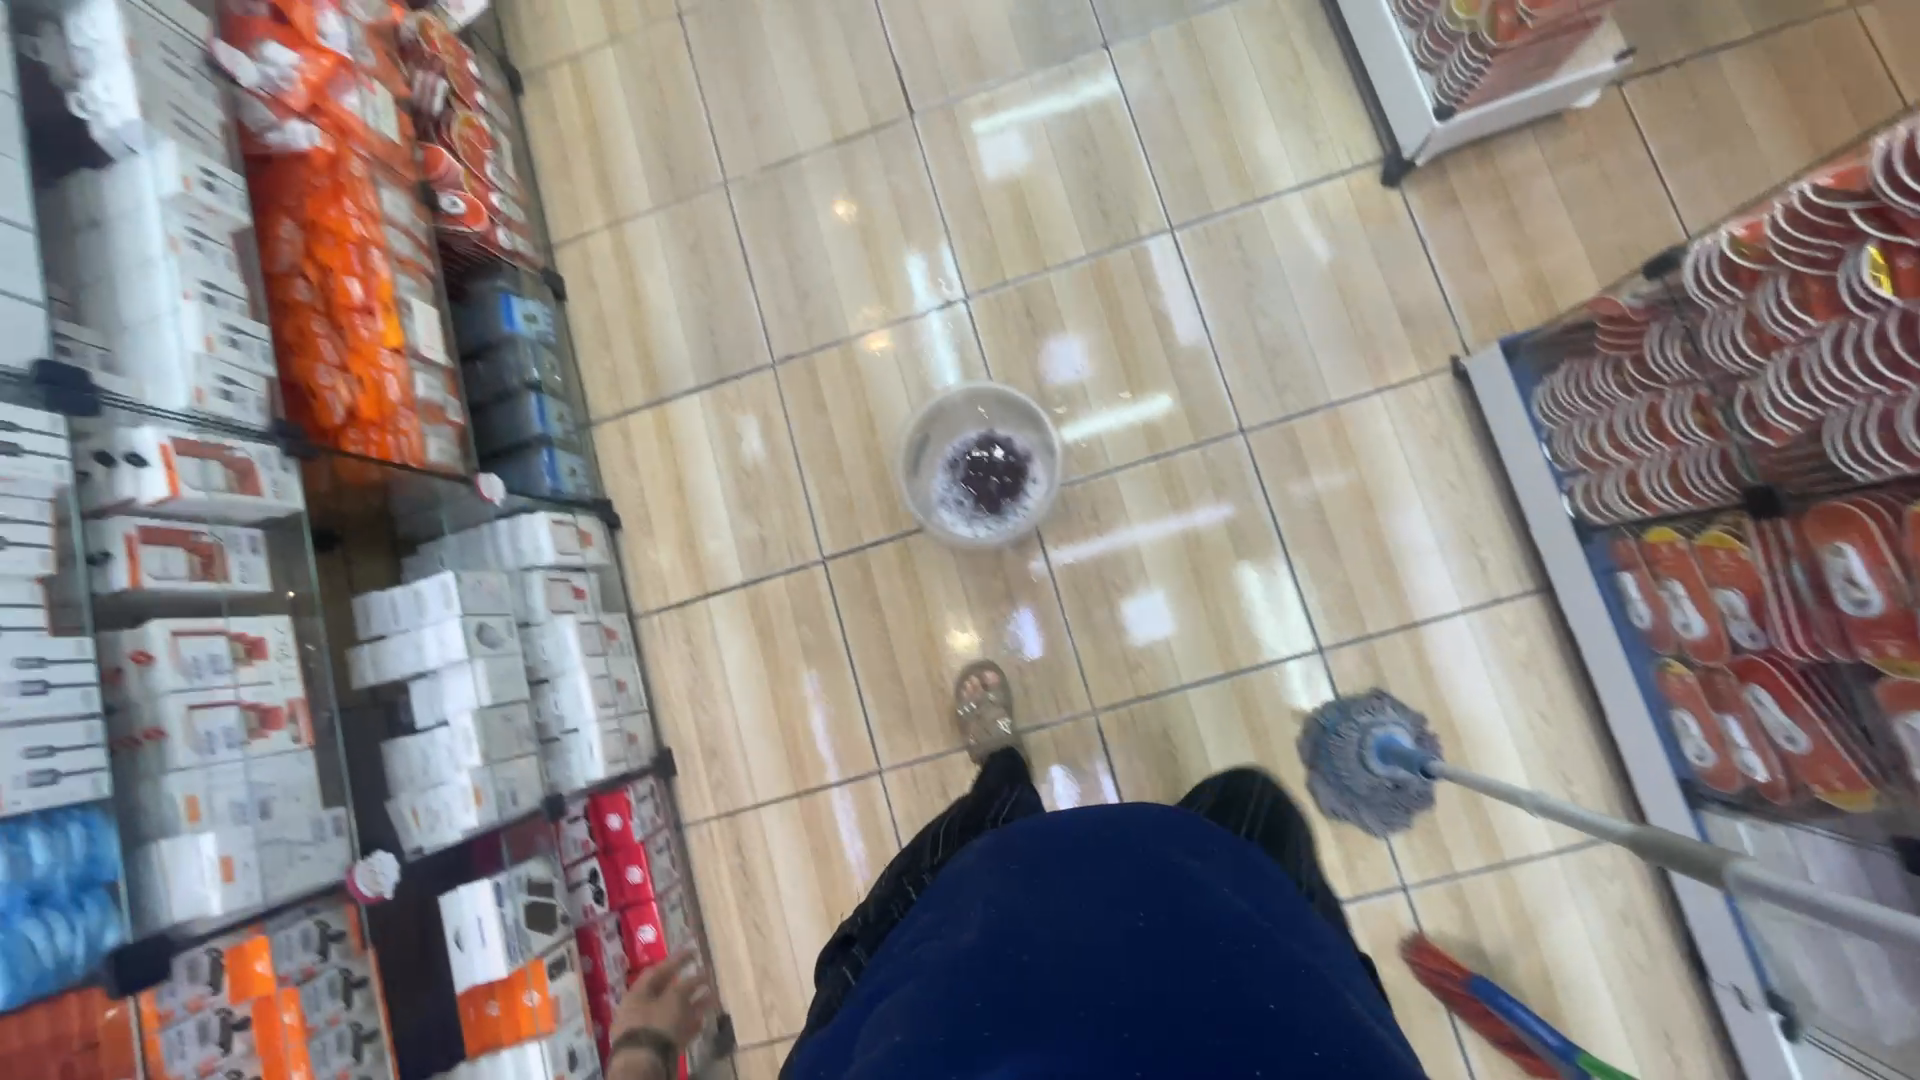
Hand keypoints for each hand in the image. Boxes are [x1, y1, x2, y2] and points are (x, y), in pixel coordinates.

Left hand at [610, 953, 716, 1078]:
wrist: (645, 1066)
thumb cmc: (656, 1024)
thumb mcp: (673, 998)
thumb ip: (686, 985)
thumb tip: (698, 976)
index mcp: (636, 995)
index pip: (656, 971)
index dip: (676, 960)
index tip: (694, 952)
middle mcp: (639, 1011)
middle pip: (666, 992)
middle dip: (687, 983)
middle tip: (705, 975)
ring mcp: (648, 1030)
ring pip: (673, 1012)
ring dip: (693, 1003)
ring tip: (712, 995)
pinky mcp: (657, 1047)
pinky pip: (675, 1029)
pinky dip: (689, 1023)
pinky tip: (704, 1019)